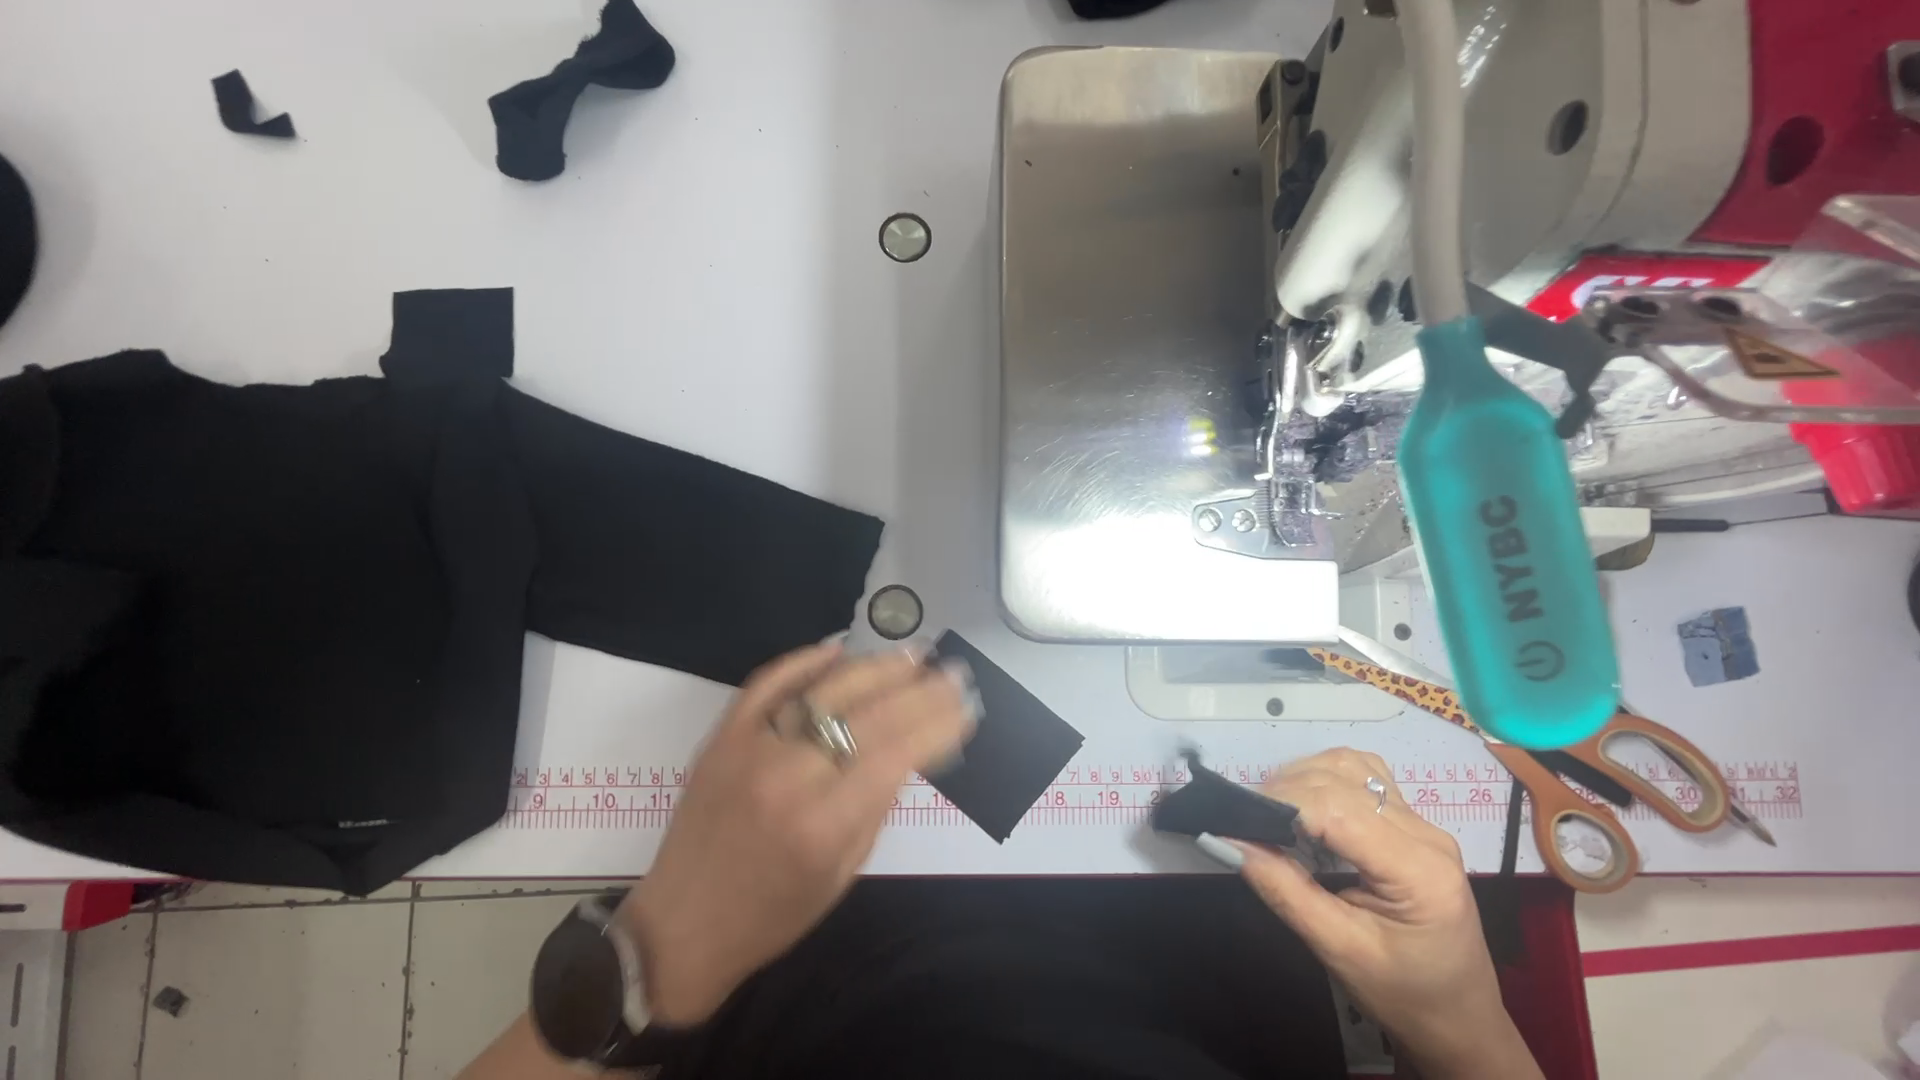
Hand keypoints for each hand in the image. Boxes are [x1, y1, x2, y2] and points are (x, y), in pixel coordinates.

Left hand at [616, 641, 975, 1026]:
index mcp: (824, 825)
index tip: (965, 707)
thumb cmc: (773, 915)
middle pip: (870, 714)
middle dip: (920, 691)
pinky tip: (838, 650)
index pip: (898, 754)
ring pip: (824, 690)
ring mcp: (750, 749)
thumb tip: (910, 749)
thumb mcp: (843, 873)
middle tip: (952, 674)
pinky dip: (804, 662)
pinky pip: (767, 684)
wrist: (681, 927)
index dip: (938, 724)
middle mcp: (789, 778)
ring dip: (875, 667)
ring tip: (911, 656)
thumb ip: (876, 806)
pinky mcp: (722, 736)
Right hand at [1236, 749, 1540, 1079]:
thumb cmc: (1402, 994)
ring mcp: (1422, 823)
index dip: (1279, 803)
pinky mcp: (1411, 823)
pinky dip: (1323, 778)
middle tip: (1246, 823)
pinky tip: (1306, 807)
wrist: (1457, 1020)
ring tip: (1274, 814)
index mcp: (1417, 869)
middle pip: (1340, 777)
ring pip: (1350, 765)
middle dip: (1283, 791)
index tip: (1235, 820)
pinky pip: (1362, 776)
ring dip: (1303, 778)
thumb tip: (1229, 839)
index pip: (1337, 807)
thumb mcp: (1337, 950)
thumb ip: (1283, 890)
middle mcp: (1425, 832)